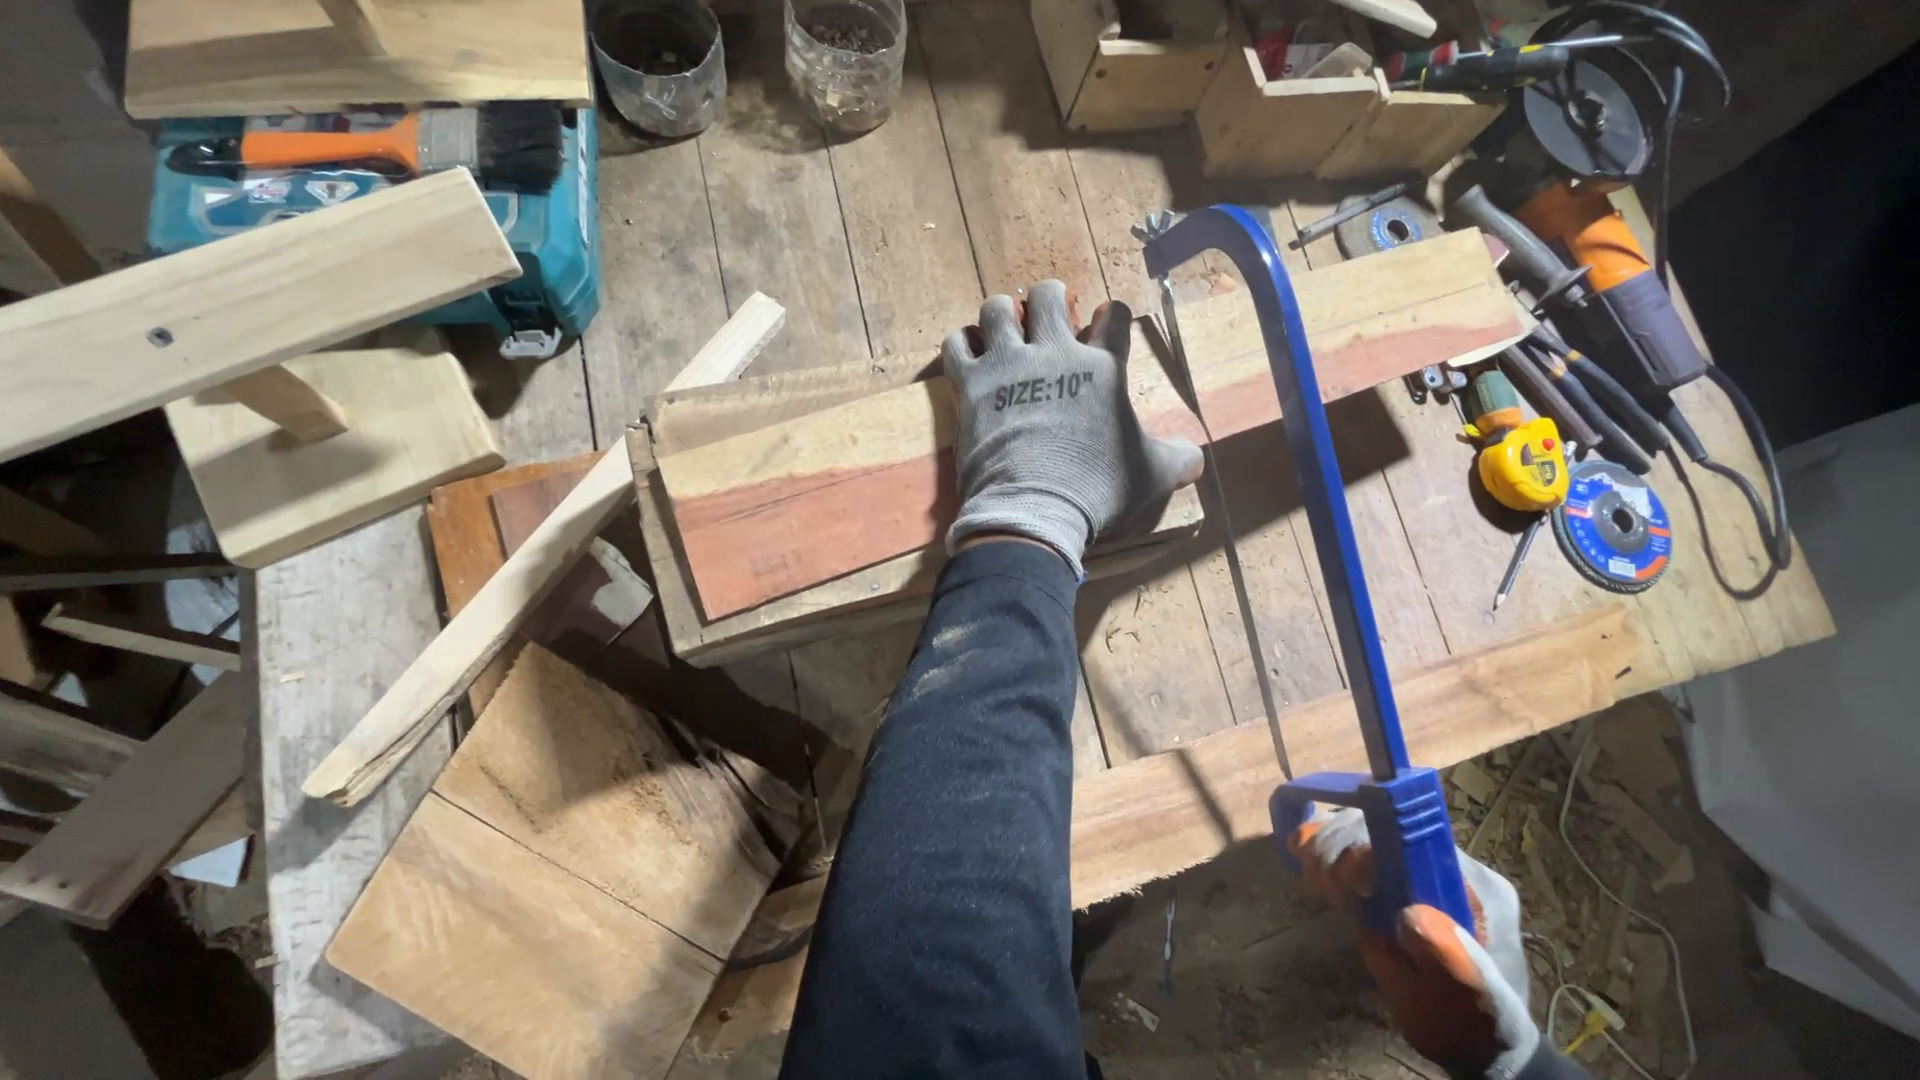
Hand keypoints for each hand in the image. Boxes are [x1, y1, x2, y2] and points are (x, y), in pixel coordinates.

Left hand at [942, 281, 1202, 576]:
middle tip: (1046, 321)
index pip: (1113, 316)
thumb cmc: (1099, 490)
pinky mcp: (972, 385)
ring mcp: (1009, 366)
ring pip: (996, 309)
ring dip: (1001, 316)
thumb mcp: (1152, 476)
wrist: (1036, 509)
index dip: (1109, 316)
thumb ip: (1177, 459)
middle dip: (1048, 300)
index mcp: (1103, 368)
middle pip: (1047, 295)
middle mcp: (1054, 354)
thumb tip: (1197, 460)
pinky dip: (962, 343)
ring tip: (1004, 333)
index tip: (1103, 323)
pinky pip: (957, 343)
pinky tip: (970, 354)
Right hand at [1291, 808, 1539, 1078]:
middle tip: (1330, 893)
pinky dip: (1314, 841)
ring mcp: (1402, 867)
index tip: (1355, 888)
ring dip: (1323, 850)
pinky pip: (1339, 841)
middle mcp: (1436, 866)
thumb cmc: (1471, 1018)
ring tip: (1322, 888)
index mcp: (1472, 885)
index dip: (1374, 852)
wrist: (1466, 1035)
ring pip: (1351, 828)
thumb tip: (1410, 913)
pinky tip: (1299, 853)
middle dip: (1340, 852)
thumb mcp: (1471, 998)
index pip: (1415, 843)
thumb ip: (1449, 957)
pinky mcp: (1375, 876)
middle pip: (1375, 827)